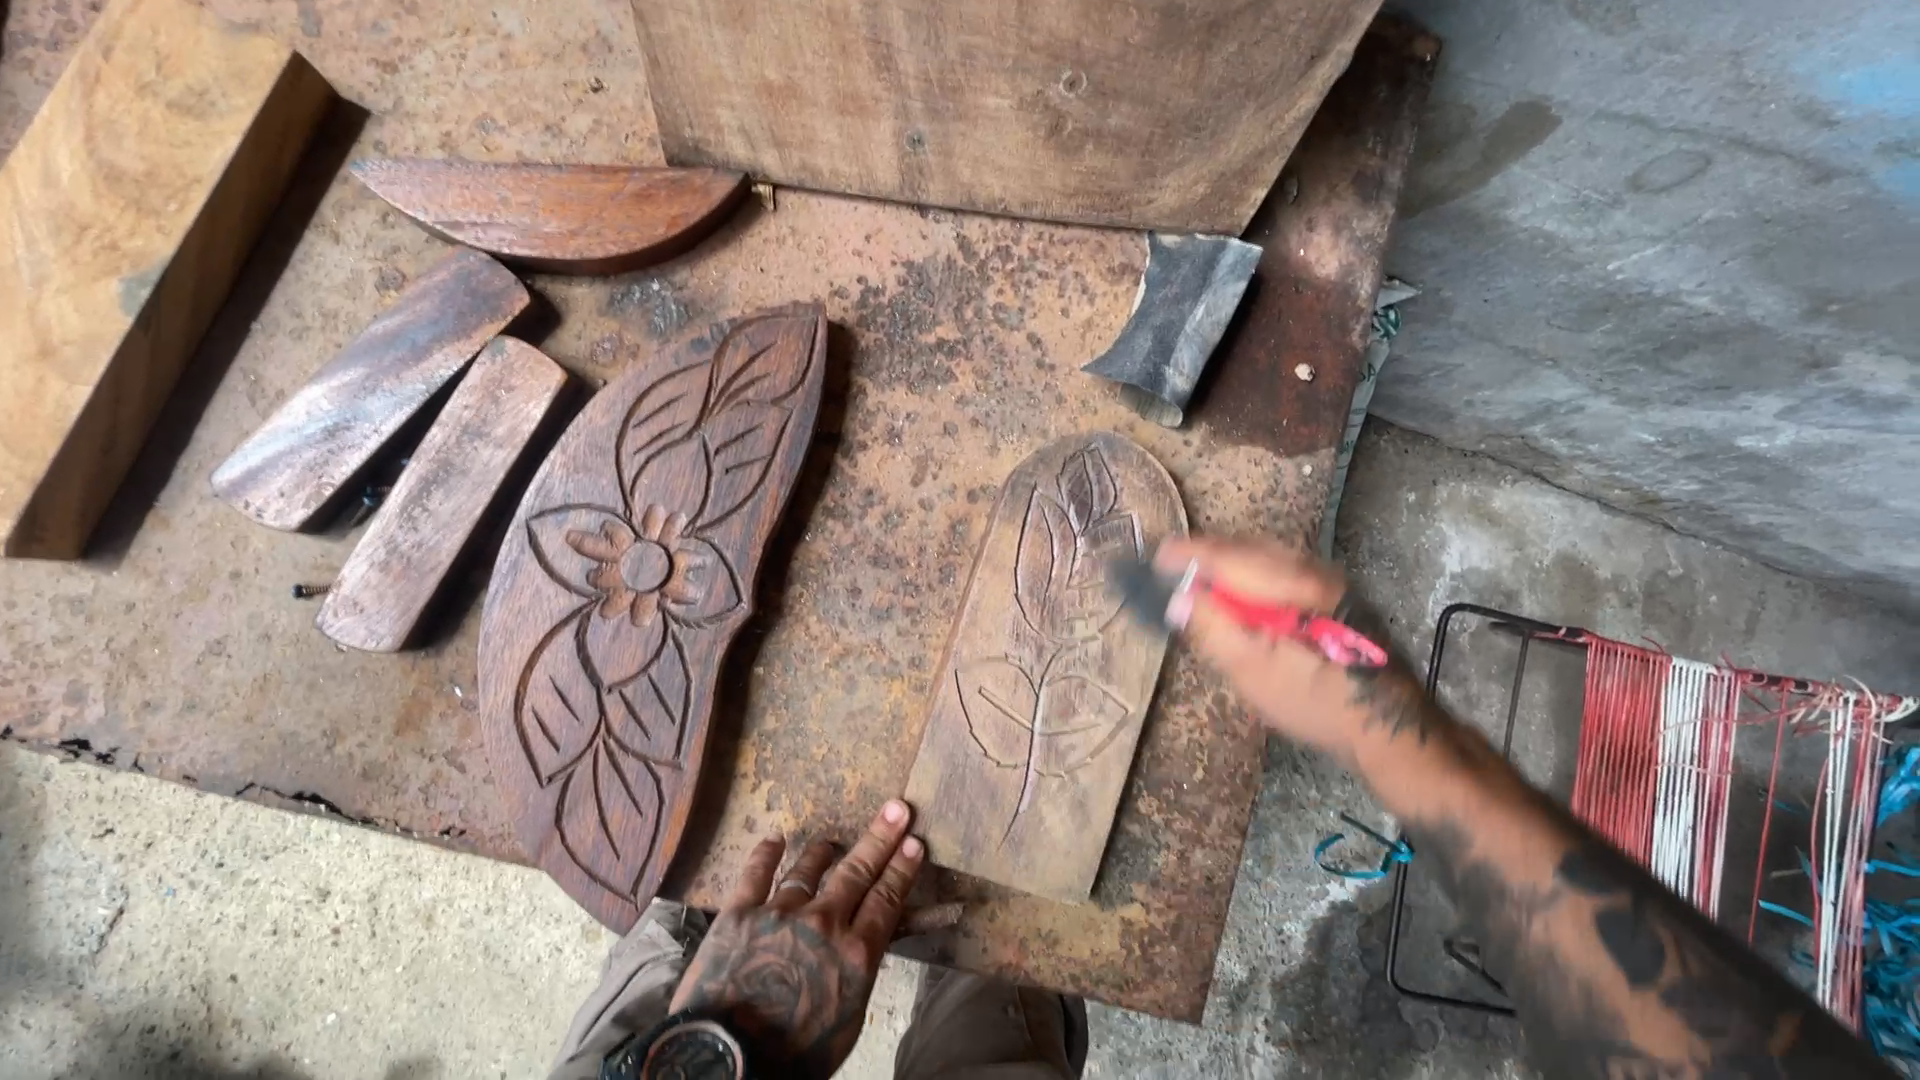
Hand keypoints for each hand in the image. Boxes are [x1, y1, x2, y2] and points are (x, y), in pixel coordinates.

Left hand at [669, 800, 923, 1078]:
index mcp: (856, 952)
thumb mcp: (848, 1018)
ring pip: (808, 868)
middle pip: (859, 871)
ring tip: (830, 840)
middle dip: (881, 838)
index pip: (887, 899)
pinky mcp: (740, 913)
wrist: (731, 1061)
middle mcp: (824, 922)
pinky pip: (755, 874)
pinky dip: (765, 854)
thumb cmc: (796, 1054)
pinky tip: (774, 839)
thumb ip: (858, 973)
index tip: (915, 842)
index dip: (902, 868)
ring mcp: (780, 912)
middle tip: (898, 808)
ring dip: (822, 851)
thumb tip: (865, 947)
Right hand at [1155, 536, 1425, 759]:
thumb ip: (1213, 629)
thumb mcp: (1255, 672)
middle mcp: (1312, 570)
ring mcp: (1328, 582)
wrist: (1393, 728)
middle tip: (1171, 571)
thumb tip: (1176, 598)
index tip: (1156, 558)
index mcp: (1292, 583)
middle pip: (1247, 547)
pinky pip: (1279, 569)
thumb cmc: (1318, 704)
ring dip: (1227, 563)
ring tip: (1198, 582)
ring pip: (1265, 556)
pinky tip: (1239, 596)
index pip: (1227, 555)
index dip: (1188, 555)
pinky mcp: (1334, 597)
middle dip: (1205, 554)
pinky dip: (1248, 573)